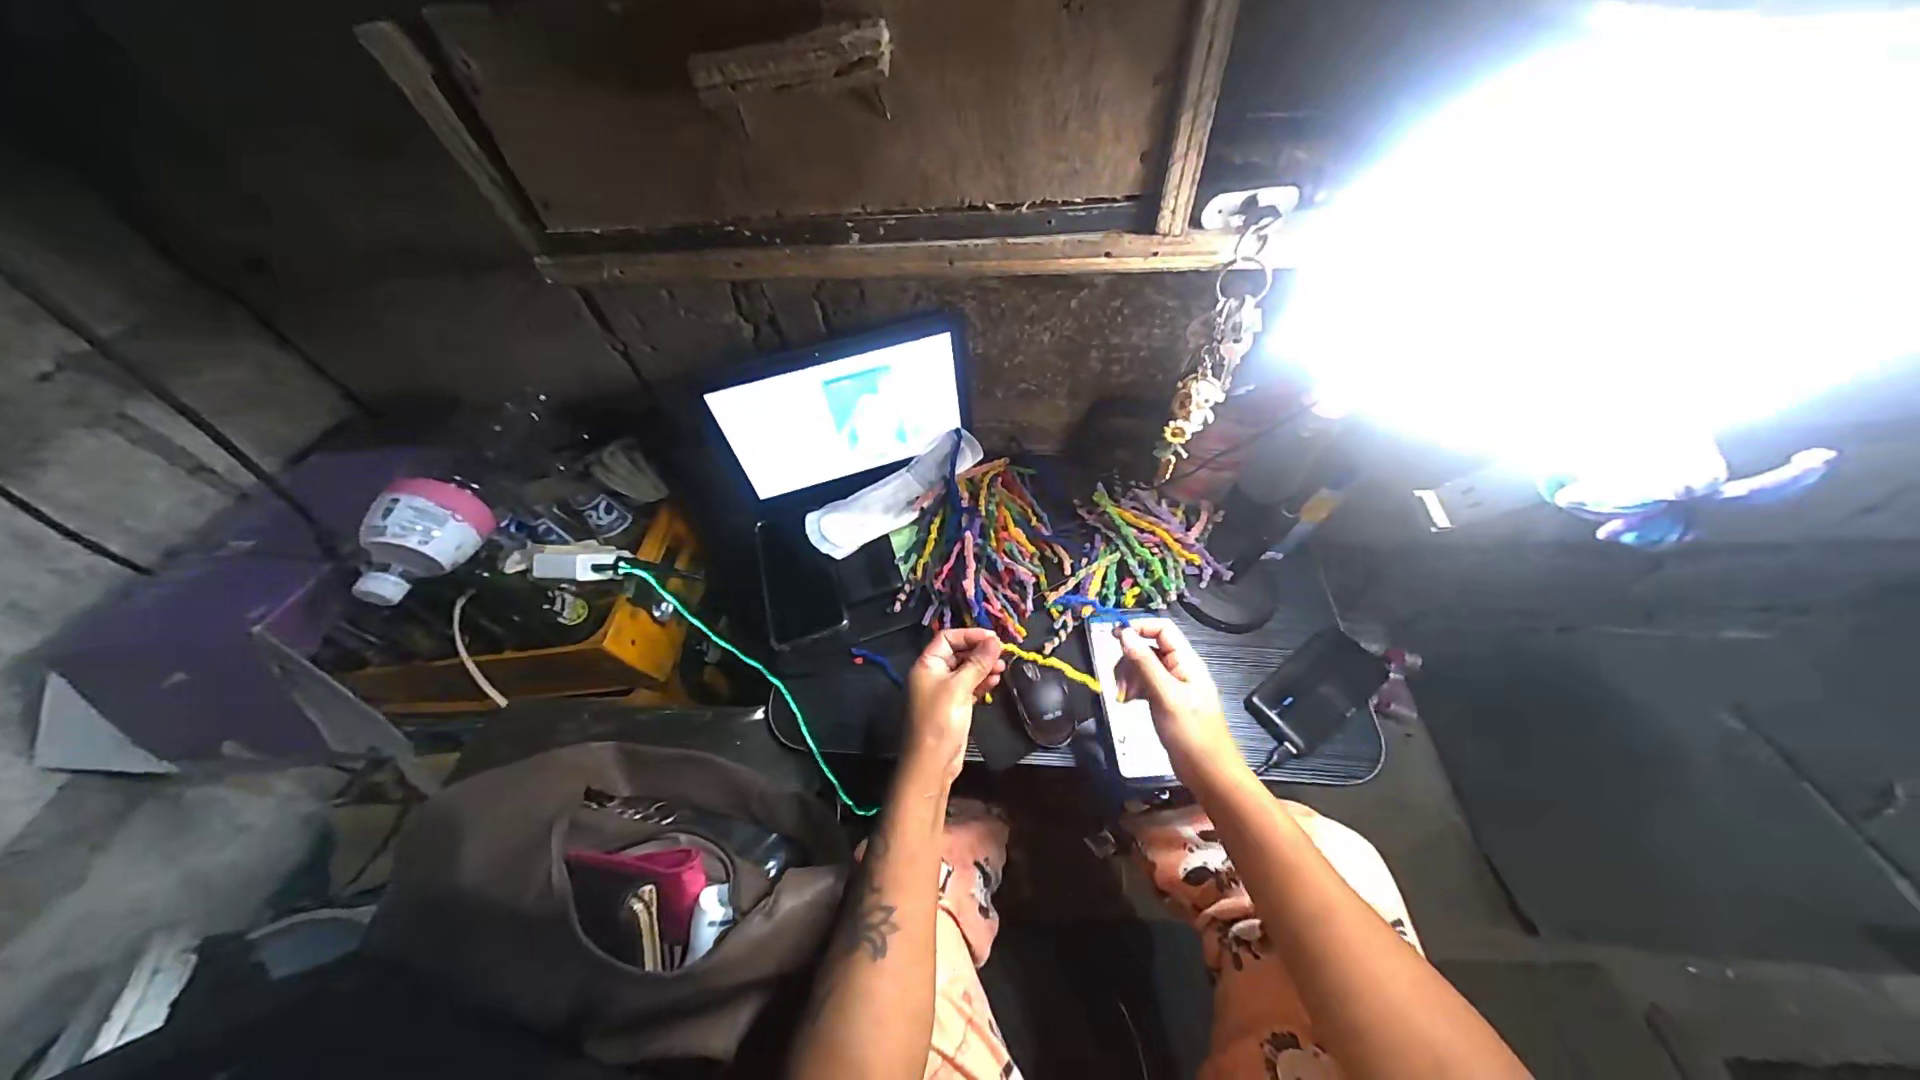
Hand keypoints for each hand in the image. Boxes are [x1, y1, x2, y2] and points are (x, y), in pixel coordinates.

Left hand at [905, 628, 1005, 780]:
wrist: (932, 762)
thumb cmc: (940, 721)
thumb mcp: (959, 688)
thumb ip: (977, 663)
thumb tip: (995, 641)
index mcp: (927, 664)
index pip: (948, 638)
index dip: (970, 635)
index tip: (993, 638)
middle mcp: (934, 674)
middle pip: (958, 652)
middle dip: (980, 651)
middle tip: (1002, 653)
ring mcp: (945, 690)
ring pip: (967, 669)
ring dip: (984, 666)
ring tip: (1003, 667)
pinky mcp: (955, 704)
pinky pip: (970, 685)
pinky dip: (983, 681)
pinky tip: (996, 680)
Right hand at [1114, 621, 1237, 777]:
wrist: (1208, 772)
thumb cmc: (1191, 733)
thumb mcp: (1165, 695)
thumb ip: (1144, 663)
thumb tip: (1125, 634)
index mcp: (1186, 661)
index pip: (1162, 629)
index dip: (1138, 628)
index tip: (1114, 638)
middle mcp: (1180, 668)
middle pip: (1148, 647)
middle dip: (1129, 659)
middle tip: (1118, 681)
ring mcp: (1173, 685)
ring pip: (1143, 666)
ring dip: (1128, 677)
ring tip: (1124, 697)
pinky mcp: (1166, 700)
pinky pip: (1144, 684)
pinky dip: (1133, 689)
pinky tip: (1128, 702)